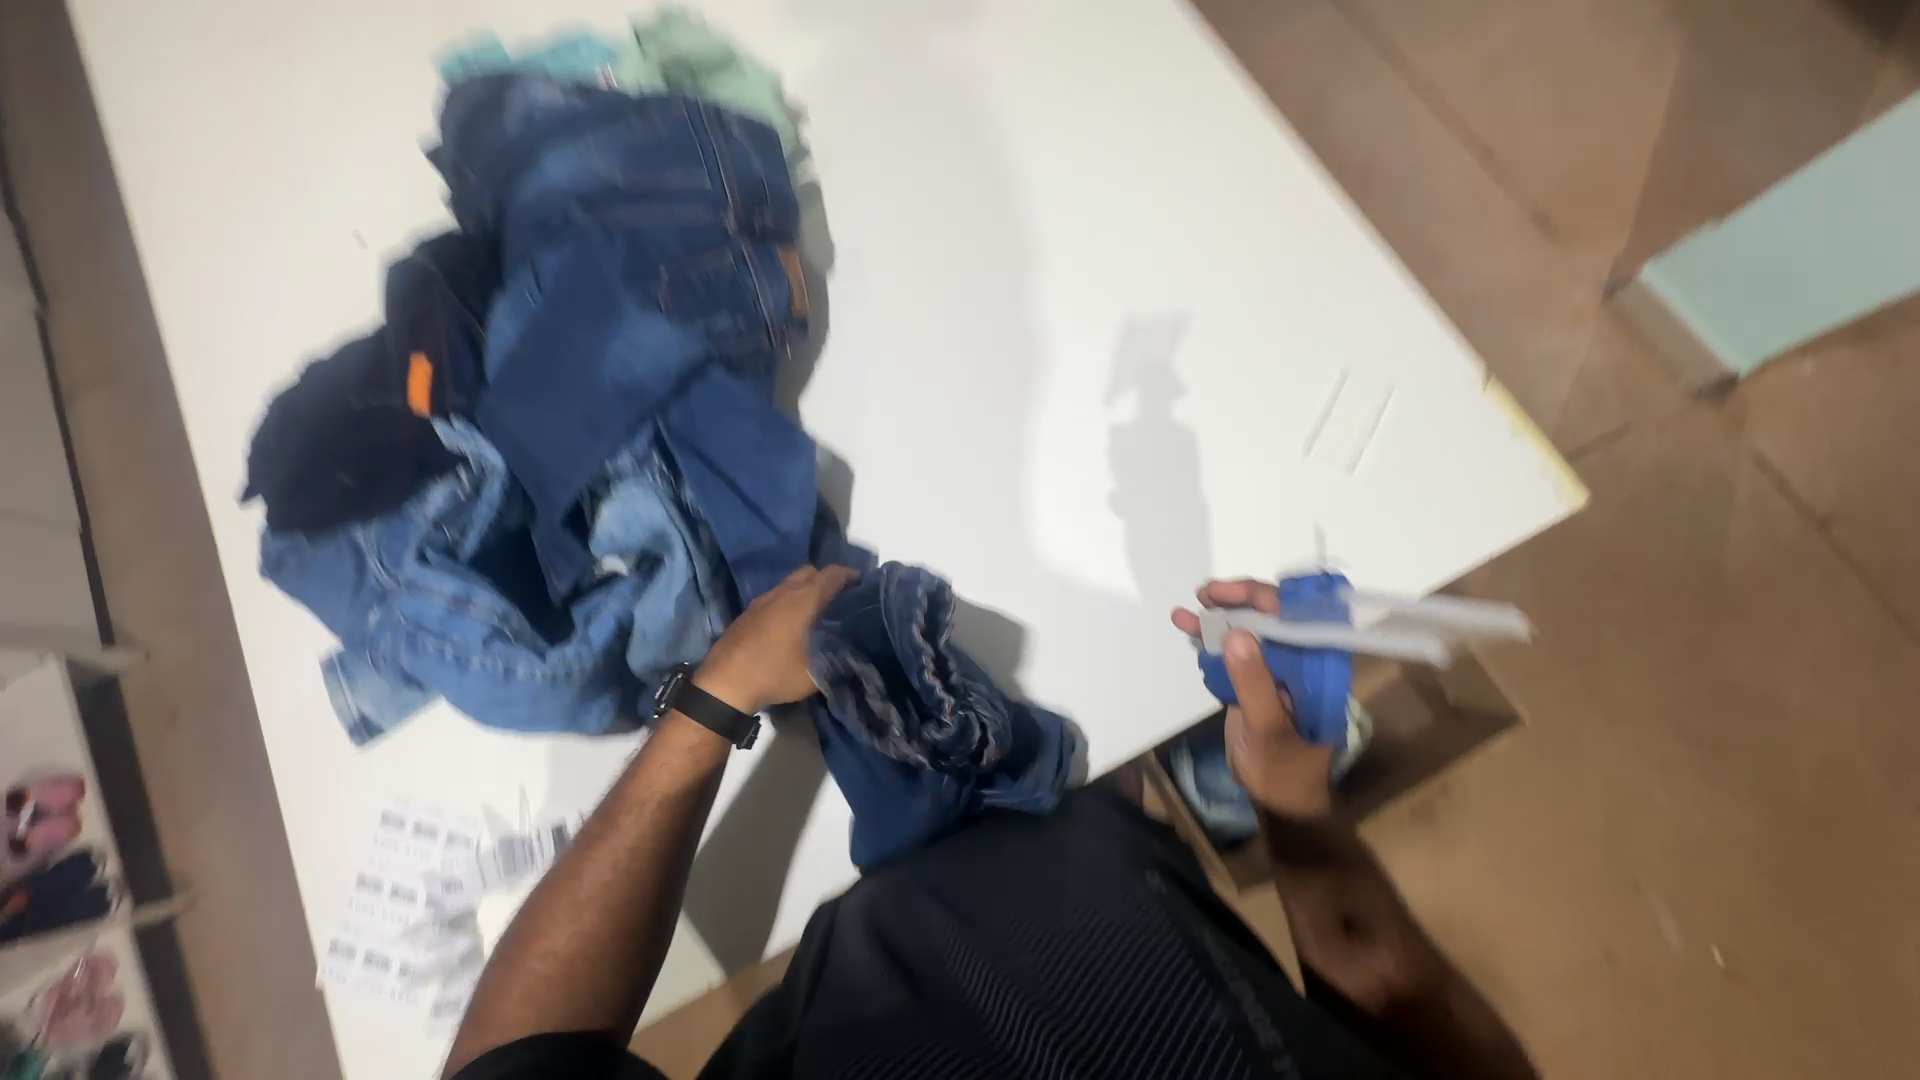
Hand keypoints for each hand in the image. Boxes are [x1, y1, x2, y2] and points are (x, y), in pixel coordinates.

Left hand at [695, 565, 858, 713]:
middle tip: (841, 599)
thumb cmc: (774, 673)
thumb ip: (838, 659)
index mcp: (802, 600)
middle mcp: (782, 593)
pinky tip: (791, 624)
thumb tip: (854, 653)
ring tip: (818, 612)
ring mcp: (761, 601)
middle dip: (827, 579)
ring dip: (805, 590)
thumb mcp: (815, 674)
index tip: (864, 585)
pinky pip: (775, 596)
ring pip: (789, 583)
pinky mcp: (748, 613)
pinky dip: (788, 601)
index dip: (850, 575)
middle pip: (809, 572)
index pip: (832, 574)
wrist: (724, 684)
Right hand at [1173, 579, 1334, 820]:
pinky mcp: (1251, 682)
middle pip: (1272, 617)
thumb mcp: (1269, 728)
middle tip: (1206, 593)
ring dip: (1220, 615)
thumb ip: (1254, 682)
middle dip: (1240, 600)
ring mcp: (1274, 671)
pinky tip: (1187, 625)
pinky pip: (1232, 652)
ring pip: (1249, 631)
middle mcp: (1300, 662)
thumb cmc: (1283, 770)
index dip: (1267, 598)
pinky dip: (1209, 637)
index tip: (1232, 593)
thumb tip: (1237, 632)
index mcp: (1318, 669)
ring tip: (1192, 605)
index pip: (1299, 619)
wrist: (1276, 803)